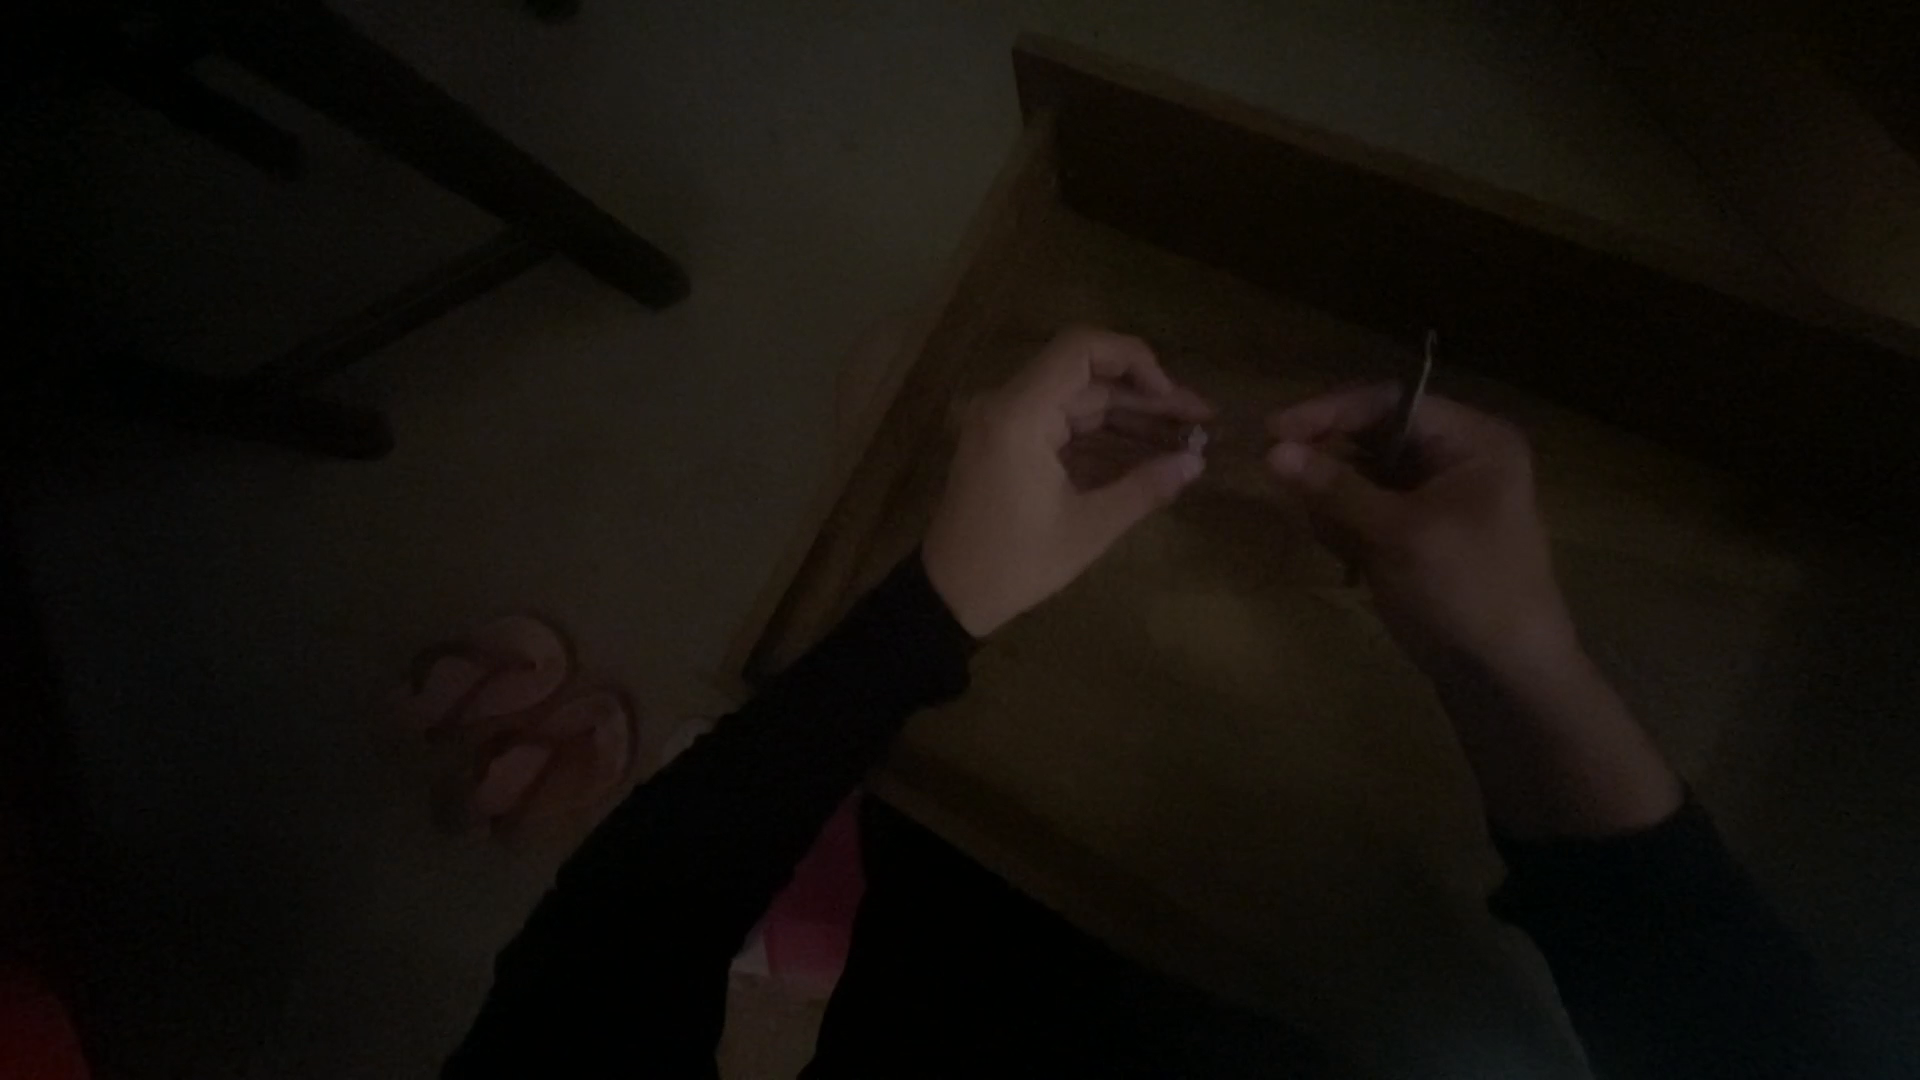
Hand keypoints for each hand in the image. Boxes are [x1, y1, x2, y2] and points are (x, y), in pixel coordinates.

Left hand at [922, 327, 1210, 636]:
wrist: (951, 594)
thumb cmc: (1015, 563)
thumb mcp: (1088, 528)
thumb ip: (1144, 488)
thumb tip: (1196, 463)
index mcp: (1020, 415)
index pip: (1081, 349)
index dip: (1134, 359)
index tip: (1171, 396)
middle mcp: (1007, 406)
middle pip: (1085, 378)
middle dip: (1144, 398)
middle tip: (1200, 423)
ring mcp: (1004, 425)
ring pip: (1075, 403)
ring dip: (1126, 419)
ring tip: (1183, 441)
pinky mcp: (1006, 446)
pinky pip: (1059, 427)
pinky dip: (1098, 439)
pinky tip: (1143, 456)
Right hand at [1264, 384, 1575, 674]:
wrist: (1499, 670)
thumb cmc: (1466, 588)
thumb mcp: (1399, 532)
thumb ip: (1335, 487)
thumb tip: (1270, 451)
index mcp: (1469, 441)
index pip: (1388, 402)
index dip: (1328, 411)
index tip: (1271, 432)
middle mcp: (1448, 457)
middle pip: (1365, 434)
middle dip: (1325, 461)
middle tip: (1279, 479)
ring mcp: (1423, 494)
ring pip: (1351, 473)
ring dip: (1330, 500)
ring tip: (1342, 540)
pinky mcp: (1402, 528)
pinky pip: (1352, 507)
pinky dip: (1338, 524)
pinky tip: (1350, 556)